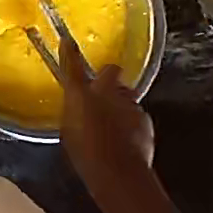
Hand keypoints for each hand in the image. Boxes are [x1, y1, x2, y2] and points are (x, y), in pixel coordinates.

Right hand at [59, 35, 154, 187]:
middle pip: (111, 72)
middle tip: (101, 95)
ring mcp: (129, 103)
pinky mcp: (144, 117)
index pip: (72, 66)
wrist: (118, 171)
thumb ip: (75, 113)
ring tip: (112, 127)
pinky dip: (131, 122)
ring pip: (125, 95)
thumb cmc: (86, 153)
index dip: (69, 53)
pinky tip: (125, 139)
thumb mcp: (70, 132)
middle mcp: (107, 92)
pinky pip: (136, 114)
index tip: (67, 42)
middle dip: (108, 78)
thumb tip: (80, 109)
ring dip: (120, 104)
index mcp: (82, 94)